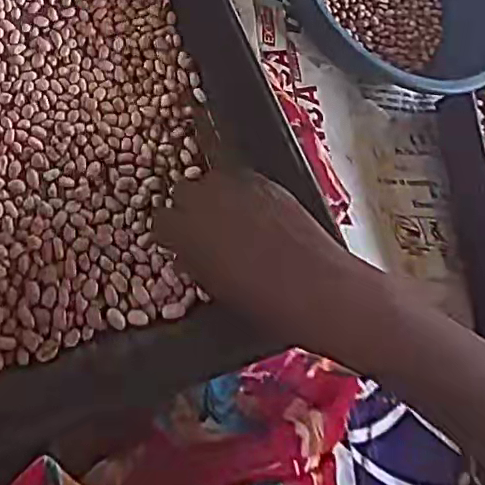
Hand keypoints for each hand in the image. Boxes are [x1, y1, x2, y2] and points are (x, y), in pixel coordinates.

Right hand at [155, 168, 372, 357]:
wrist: (323, 290)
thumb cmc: (267, 303)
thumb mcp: (218, 287)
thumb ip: (195, 261)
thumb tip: (187, 251)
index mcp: (187, 231)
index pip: (161, 219)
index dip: (171, 231)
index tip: (179, 240)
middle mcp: (204, 200)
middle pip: (182, 191)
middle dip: (190, 207)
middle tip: (206, 228)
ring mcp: (234, 186)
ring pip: (210, 181)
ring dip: (214, 196)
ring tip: (232, 217)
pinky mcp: (261, 181)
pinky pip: (240, 181)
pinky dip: (241, 193)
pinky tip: (257, 213)